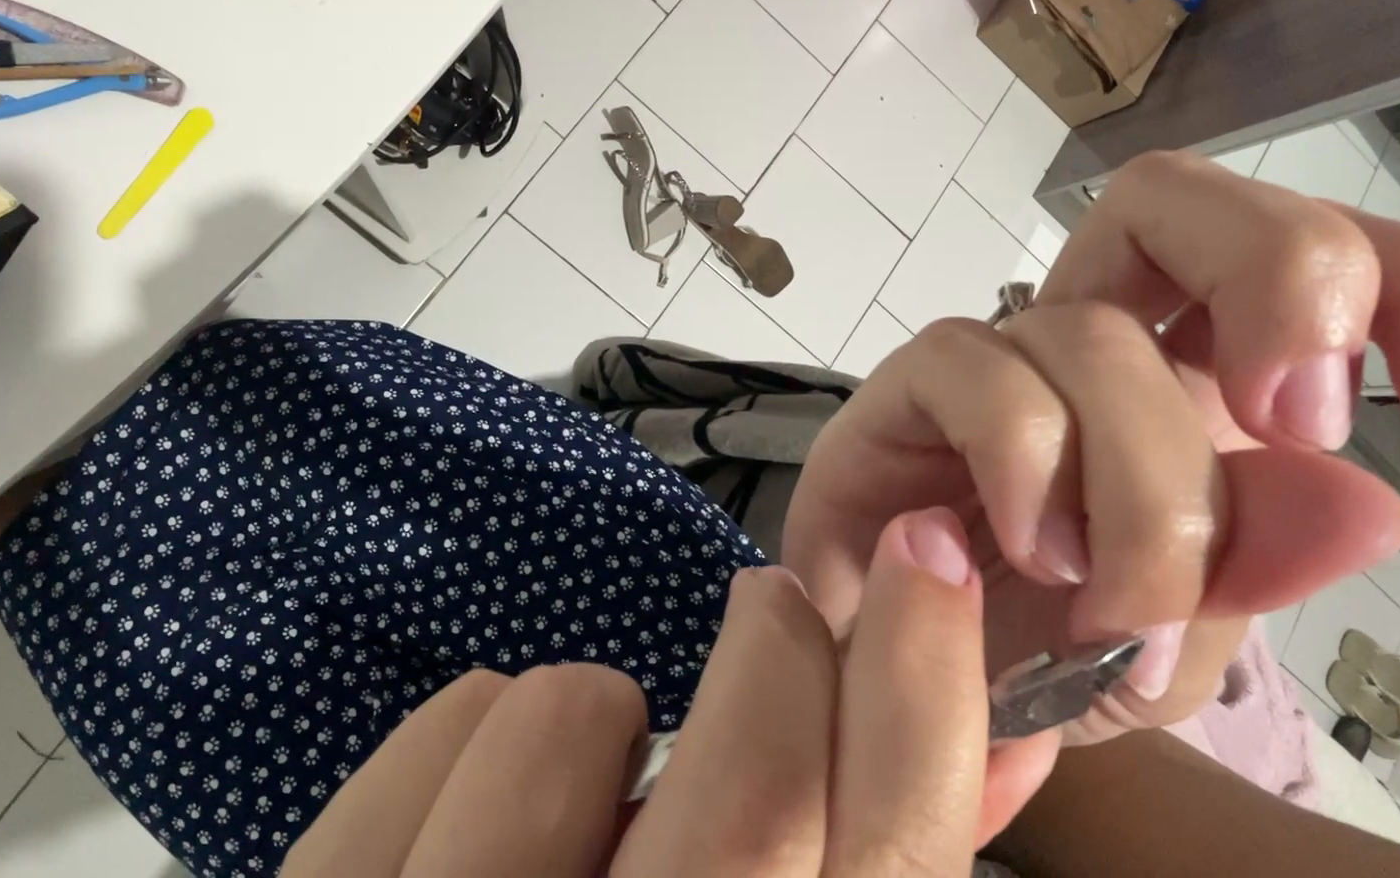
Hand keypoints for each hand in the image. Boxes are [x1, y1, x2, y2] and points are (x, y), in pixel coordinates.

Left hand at [283, 509, 1048, 874]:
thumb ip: (855, 833)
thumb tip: (966, 719)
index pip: (888, 847)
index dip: (924, 683)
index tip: (924, 552)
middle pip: (750, 792)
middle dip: (782, 650)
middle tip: (771, 604)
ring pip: (566, 725)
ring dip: (596, 705)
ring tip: (591, 751)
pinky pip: (433, 735)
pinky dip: (470, 724)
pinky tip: (474, 795)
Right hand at [785, 151, 1399, 745]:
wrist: (899, 680)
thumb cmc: (1031, 652)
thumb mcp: (1178, 640)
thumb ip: (1260, 566)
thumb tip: (1364, 500)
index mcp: (1189, 387)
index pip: (1320, 269)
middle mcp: (1089, 351)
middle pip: (1170, 200)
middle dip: (1282, 277)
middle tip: (1294, 416)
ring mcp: (989, 361)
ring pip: (1093, 332)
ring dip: (1139, 485)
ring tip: (1111, 604)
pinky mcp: (904, 391)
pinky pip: (976, 369)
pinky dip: (1027, 464)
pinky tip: (1029, 549)